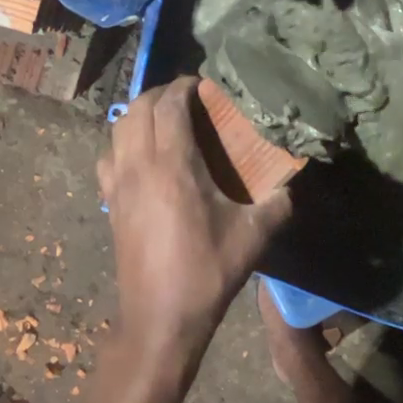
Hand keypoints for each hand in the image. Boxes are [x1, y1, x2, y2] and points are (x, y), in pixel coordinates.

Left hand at [98, 77, 293, 351]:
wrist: (160, 318)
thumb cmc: (207, 271)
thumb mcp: (253, 235)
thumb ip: (278, 202)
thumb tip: (294, 182)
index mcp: (173, 165)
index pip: (169, 105)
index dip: (184, 86)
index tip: (202, 84)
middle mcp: (139, 165)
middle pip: (138, 108)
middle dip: (160, 93)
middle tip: (186, 98)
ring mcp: (118, 184)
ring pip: (118, 129)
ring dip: (139, 114)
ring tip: (163, 118)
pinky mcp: (109, 203)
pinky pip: (108, 157)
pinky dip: (122, 143)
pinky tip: (140, 156)